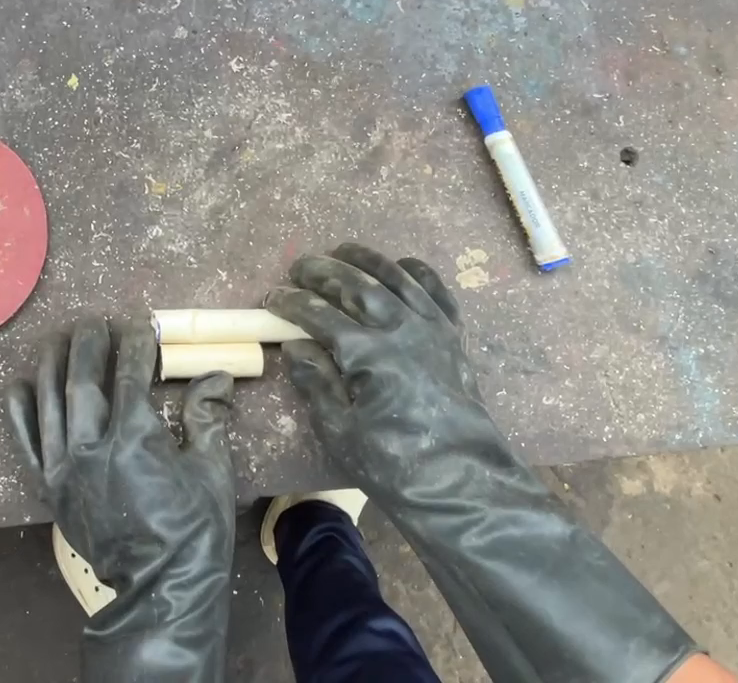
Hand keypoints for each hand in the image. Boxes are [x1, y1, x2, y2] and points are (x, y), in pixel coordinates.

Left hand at [5, 320, 234, 682]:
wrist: (160, 592)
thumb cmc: (193, 531)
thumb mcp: (211, 472)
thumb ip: (207, 417)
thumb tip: (219, 374)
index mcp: (134, 440)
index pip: (130, 376)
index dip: (135, 345)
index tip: (139, 325)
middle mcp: (91, 447)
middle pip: (84, 382)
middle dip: (88, 346)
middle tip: (94, 322)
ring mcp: (64, 468)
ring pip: (50, 403)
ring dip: (53, 366)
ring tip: (57, 339)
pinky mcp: (49, 488)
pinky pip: (26, 443)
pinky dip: (20, 412)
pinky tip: (20, 385)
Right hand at [263, 242, 502, 503]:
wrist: (466, 486)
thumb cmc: (394, 465)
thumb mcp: (340, 431)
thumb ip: (315, 382)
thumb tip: (295, 344)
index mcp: (368, 353)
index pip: (319, 314)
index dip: (291, 302)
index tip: (271, 297)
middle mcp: (400, 329)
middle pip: (354, 284)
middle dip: (321, 271)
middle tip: (298, 268)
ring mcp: (431, 327)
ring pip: (394, 276)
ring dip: (363, 259)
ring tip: (339, 251)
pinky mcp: (453, 336)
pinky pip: (435, 290)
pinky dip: (415, 272)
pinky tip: (399, 266)